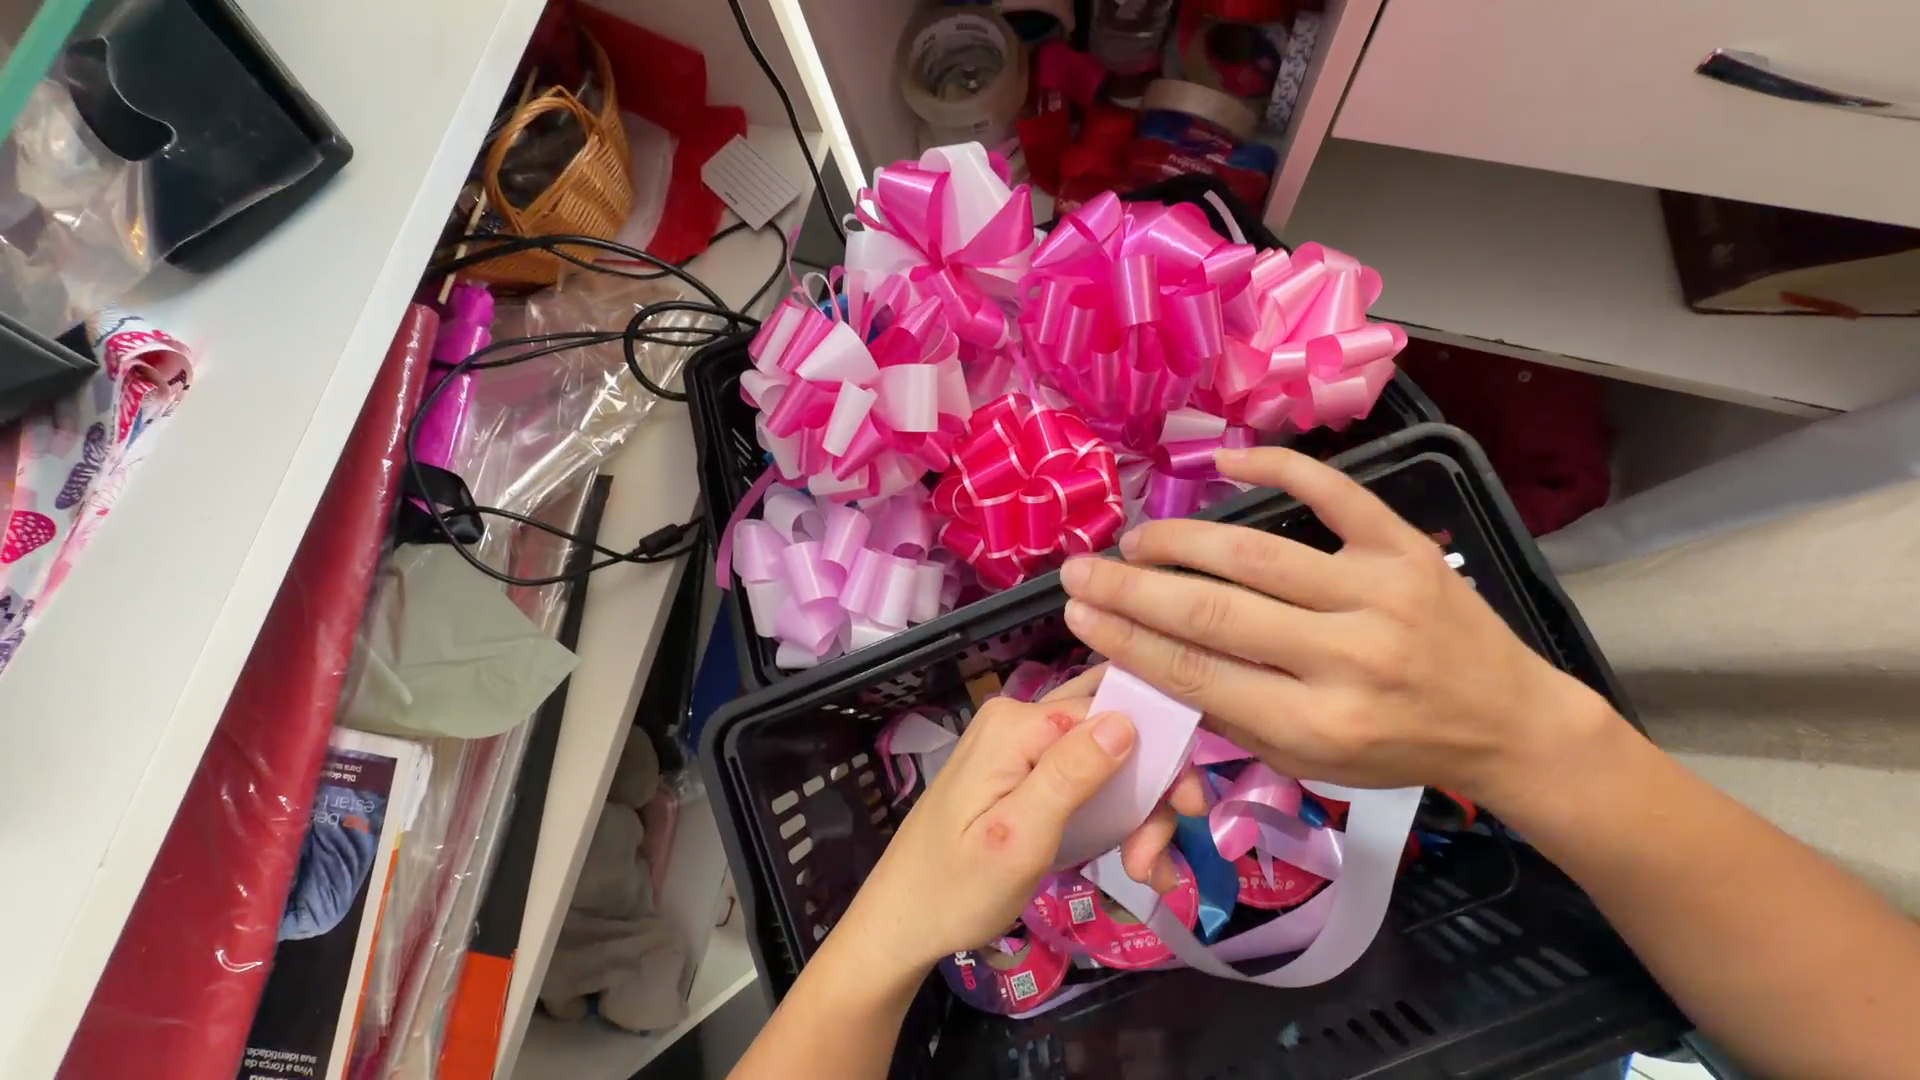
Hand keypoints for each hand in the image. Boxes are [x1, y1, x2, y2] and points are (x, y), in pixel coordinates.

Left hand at [836, 693, 1188, 975]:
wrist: (903, 920)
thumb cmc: (955, 888)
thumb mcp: (1018, 839)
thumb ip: (1068, 775)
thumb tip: (1126, 719)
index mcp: (1016, 724)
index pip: (1112, 709)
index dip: (1158, 753)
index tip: (1185, 813)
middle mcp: (1020, 718)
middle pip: (1114, 724)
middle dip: (1153, 782)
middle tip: (1159, 853)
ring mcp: (1021, 744)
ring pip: (1107, 753)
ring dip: (1137, 808)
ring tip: (1142, 871)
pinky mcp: (1025, 771)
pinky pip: (1085, 775)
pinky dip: (1114, 813)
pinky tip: (1127, 859)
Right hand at [1057, 447, 1617, 815]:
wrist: (1508, 722)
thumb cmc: (1394, 749)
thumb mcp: (1306, 762)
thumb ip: (1228, 714)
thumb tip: (1148, 660)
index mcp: (1318, 725)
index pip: (1196, 675)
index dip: (1126, 640)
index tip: (1078, 613)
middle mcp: (1349, 659)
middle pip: (1214, 614)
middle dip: (1131, 589)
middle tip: (1080, 569)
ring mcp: (1382, 594)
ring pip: (1257, 554)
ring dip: (1180, 541)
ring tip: (1135, 539)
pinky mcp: (1407, 547)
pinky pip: (1335, 494)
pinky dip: (1276, 469)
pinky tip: (1223, 464)